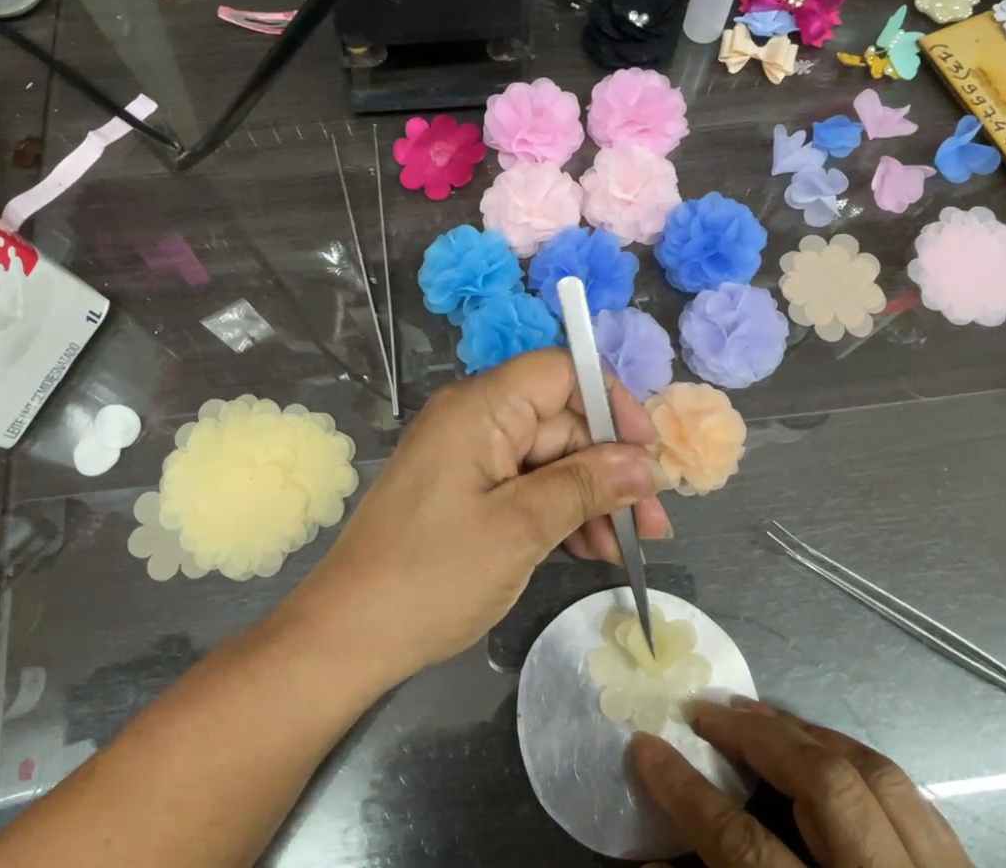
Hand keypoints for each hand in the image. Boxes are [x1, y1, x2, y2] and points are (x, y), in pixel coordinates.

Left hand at [289, 349, 667, 678]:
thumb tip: (647, 464)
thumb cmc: (433, 575)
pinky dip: (561, 514)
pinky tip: (592, 551)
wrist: (351, 634)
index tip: (648, 455)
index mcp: (479, 408)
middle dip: (611, 468)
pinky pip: (527, 488)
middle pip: (561, 422)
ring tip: (627, 549)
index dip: (612, 403)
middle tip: (654, 524)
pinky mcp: (467, 494)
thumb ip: (586, 486)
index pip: (561, 372)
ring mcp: (469, 459)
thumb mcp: (520, 528)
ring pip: (550, 461)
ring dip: (593, 499)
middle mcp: (474, 421)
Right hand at [631, 698, 972, 867]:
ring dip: (808, 734)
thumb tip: (651, 861)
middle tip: (706, 712)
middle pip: (826, 792)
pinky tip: (821, 748)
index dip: (690, 794)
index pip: (746, 850)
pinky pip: (912, 797)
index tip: (648, 749)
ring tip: (755, 715)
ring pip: (878, 777)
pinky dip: (858, 759)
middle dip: (757, 738)